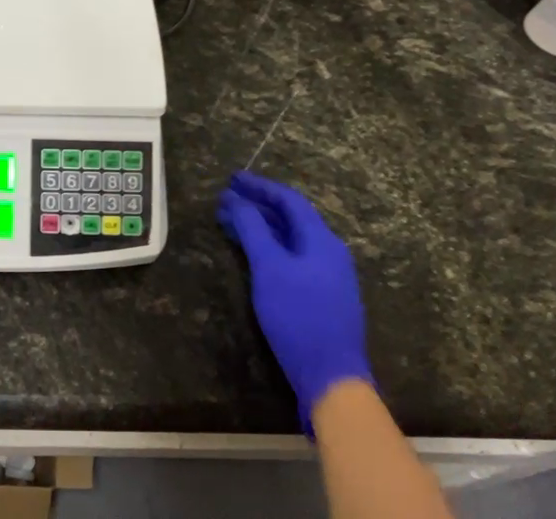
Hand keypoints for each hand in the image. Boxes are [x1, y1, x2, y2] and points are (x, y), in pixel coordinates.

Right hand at [217, 171, 371, 434]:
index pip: (289, 200)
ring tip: (230, 225)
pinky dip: (269, 249)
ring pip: (291, 240)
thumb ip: (253, 230)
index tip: (231, 179)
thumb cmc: (298, 316)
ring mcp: (329, 277)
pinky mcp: (322, 298)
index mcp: (322, 240)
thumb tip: (236, 200)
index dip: (259, 187)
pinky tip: (252, 256)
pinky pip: (293, 259)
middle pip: (291, 219)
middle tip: (224, 201)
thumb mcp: (269, 268)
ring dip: (261, 228)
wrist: (331, 376)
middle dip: (257, 207)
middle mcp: (330, 252)